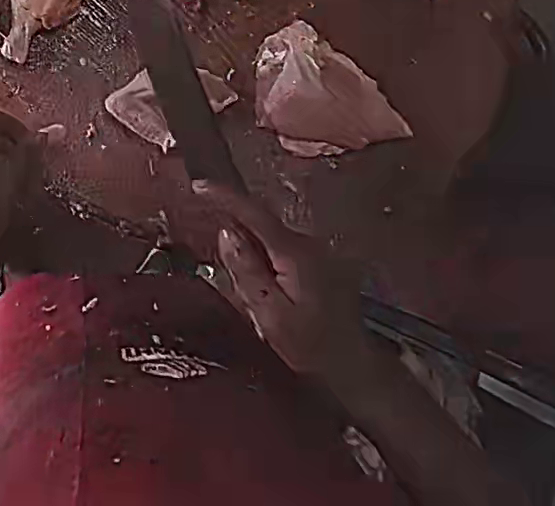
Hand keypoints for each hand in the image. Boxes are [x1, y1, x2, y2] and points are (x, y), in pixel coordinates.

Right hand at [193, 181, 375, 390]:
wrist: (357, 368)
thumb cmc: (312, 348)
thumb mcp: (272, 316)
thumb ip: (247, 272)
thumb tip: (225, 231)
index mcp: (293, 251)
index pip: (253, 212)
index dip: (223, 195)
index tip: (197, 185)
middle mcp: (305, 242)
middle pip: (259, 219)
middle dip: (229, 217)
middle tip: (199, 223)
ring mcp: (313, 250)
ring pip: (267, 233)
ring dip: (243, 236)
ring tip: (218, 250)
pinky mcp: (315, 262)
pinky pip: (277, 245)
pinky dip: (257, 249)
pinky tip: (248, 268)